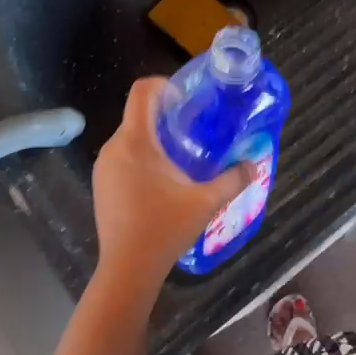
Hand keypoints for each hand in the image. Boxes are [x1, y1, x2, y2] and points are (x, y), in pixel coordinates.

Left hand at [92, 78, 257, 279]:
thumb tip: (254, 164)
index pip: (142, 92)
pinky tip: (163, 182)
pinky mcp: (101, 186)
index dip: (165, 85)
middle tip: (195, 130)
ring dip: (155, 140)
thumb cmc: (164, 228)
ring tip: (183, 158)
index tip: (187, 99)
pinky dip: (142, 159)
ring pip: (130, 138)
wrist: (128, 269)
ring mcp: (103, 168)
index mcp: (136, 142)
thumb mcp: (206, 202)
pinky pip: (123, 158)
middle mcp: (114, 148)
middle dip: (166, 117)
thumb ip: (233, 179)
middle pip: (138, 115)